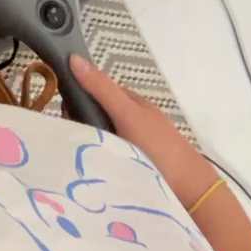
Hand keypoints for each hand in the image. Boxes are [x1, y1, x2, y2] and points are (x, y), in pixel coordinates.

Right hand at [72, 54, 220, 205]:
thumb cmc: (158, 146)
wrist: (189, 192)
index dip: (77, 94)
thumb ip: (102, 89)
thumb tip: (73, 57)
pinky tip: (87, 168)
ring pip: (100, 136)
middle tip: (71, 135)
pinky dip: (96, 158)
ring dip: (87, 140)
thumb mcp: (128, 113)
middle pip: (96, 113)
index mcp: (130, 103)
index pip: (95, 90)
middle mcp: (131, 121)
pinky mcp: (132, 167)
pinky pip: (106, 156)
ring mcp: (132, 145)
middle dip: (80, 120)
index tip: (61, 108)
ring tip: (74, 154)